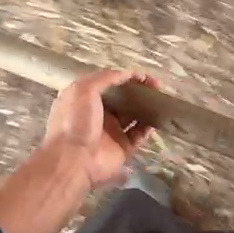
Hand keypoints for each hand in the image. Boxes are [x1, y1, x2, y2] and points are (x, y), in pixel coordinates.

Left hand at [40, 69, 159, 191]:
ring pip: (132, 116)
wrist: (74, 159)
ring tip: (159, 100)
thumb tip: (127, 73)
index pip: (108, 84)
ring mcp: (110, 132)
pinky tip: (157, 118)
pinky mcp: (122, 148)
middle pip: (122, 99)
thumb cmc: (75, 121)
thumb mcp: (84, 89)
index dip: (124, 77)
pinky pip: (138, 135)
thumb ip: (106, 77)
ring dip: (145, 107)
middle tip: (154, 87)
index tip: (142, 76)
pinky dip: (147, 127)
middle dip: (138, 92)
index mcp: (85, 99)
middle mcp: (97, 114)